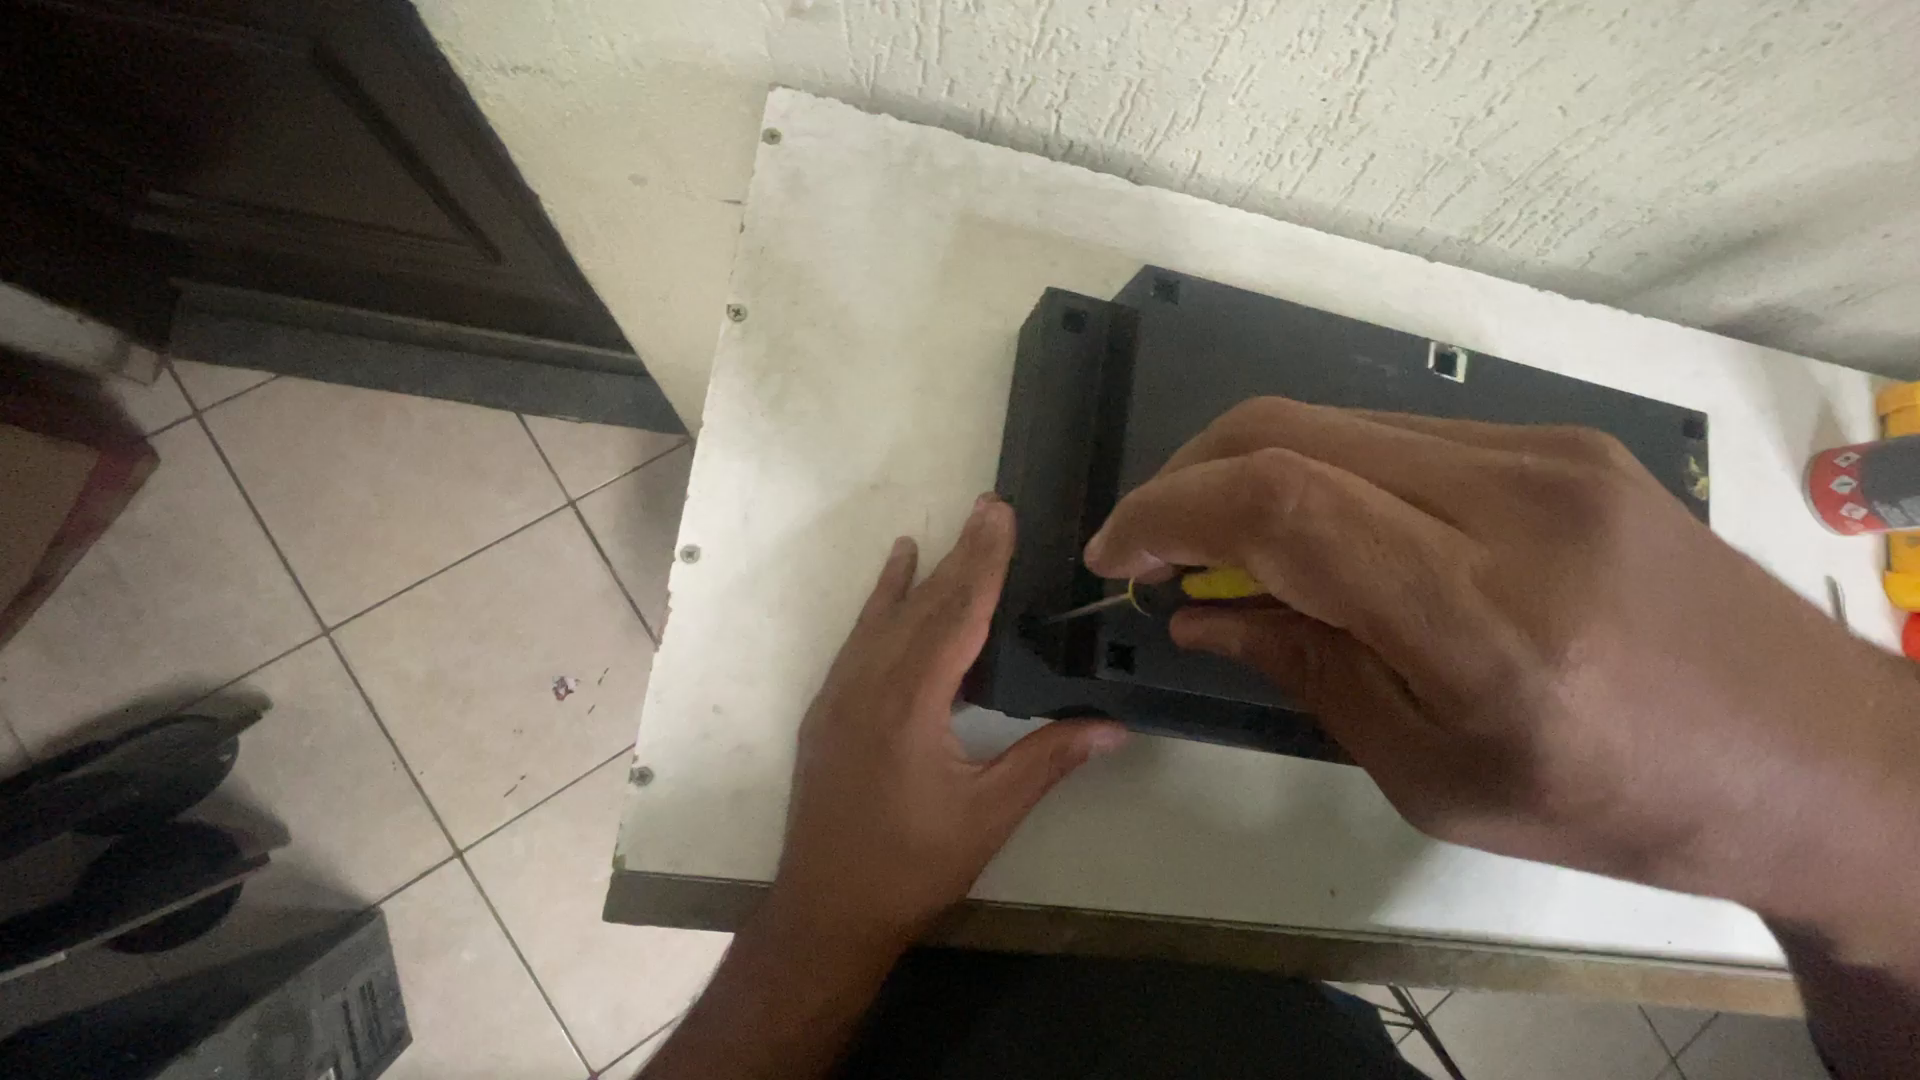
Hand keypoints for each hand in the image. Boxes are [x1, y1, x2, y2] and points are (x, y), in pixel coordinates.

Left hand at [771, 494, 1127, 952]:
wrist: (824, 911)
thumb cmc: (910, 867)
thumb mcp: (987, 816)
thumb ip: (1047, 760)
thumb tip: (1114, 726)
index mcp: (910, 704)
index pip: (957, 616)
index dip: (984, 562)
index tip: (999, 515)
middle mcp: (868, 684)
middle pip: (923, 606)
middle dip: (961, 554)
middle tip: (988, 507)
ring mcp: (840, 694)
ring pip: (887, 618)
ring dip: (921, 574)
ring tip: (948, 533)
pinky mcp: (828, 708)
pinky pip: (861, 640)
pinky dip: (883, 604)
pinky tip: (894, 581)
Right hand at [1084, 398, 1919, 965]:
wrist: (1826, 756)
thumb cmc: (1617, 800)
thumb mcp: (1431, 772)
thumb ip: (1302, 670)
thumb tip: (1196, 610)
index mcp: (1483, 615)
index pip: (1282, 505)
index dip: (1167, 512)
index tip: (1113, 554)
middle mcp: (1511, 501)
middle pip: (1285, 433)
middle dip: (1183, 478)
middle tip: (1148, 543)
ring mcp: (1536, 453)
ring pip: (1324, 421)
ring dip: (1238, 471)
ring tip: (1215, 542)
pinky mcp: (1547, 441)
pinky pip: (1380, 434)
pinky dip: (1304, 470)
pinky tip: (1303, 529)